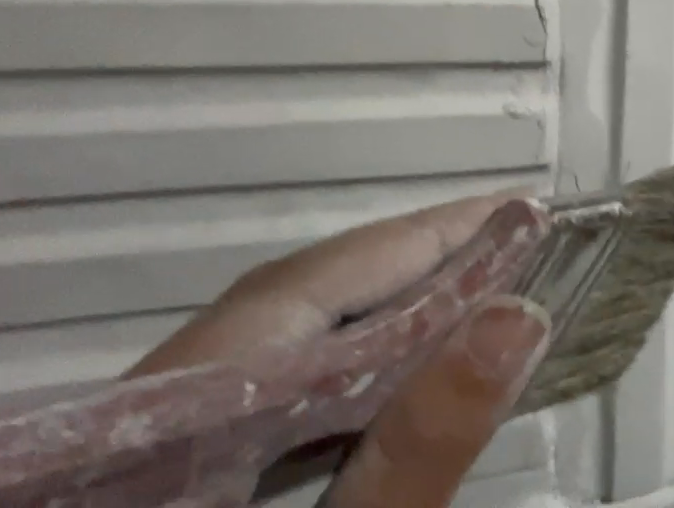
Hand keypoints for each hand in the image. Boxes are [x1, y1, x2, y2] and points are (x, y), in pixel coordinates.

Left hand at [128, 191, 551, 507]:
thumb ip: (425, 443)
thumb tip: (516, 317)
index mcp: (179, 418)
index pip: (317, 290)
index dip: (430, 237)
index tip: (523, 209)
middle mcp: (151, 409)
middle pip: (300, 296)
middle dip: (417, 255)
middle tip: (520, 232)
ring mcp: (153, 438)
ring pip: (284, 333)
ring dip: (389, 296)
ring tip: (483, 277)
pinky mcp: (172, 464)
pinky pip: (272, 377)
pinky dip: (353, 350)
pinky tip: (405, 361)